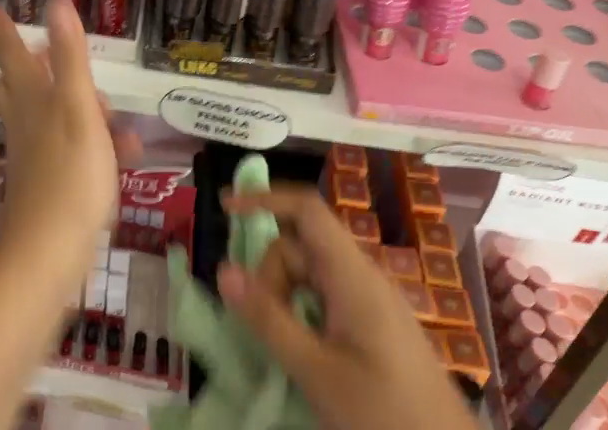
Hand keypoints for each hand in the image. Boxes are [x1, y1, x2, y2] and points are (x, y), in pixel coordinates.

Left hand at [0, 0, 139, 283]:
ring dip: (71, 101)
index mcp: (31, 98)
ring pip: (45, 113)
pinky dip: (93, 140)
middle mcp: (26, 120)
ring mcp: (34, 152)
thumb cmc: (69, 176)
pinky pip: (69, 145)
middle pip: (19, 82)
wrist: (49, 253)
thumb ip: (69, 57)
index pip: (11, 50)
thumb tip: (55, 0)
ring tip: (106, 105)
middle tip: (41, 47)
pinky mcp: (47, 180)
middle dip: (28, 61)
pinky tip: (122, 152)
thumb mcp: (78, 109)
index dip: (2, 25)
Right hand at [218, 188, 480, 429]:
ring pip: (311, 274)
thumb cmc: (383, 412)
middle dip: (270, 273)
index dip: (265, 199)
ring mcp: (372, 300)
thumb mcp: (316, 370)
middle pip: (301, 247)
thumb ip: (268, 320)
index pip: (307, 210)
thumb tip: (223, 271)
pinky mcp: (375, 324)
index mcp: (353, 276)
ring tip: (282, 345)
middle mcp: (363, 277)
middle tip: (261, 325)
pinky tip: (299, 346)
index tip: (225, 207)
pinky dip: (301, 310)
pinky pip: (326, 297)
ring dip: (284, 296)